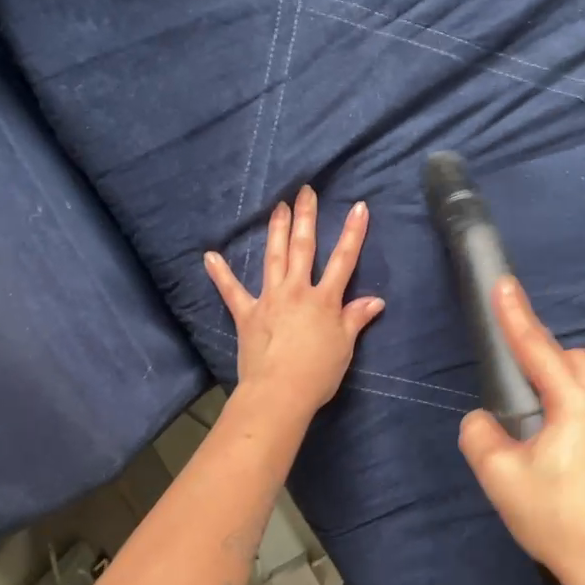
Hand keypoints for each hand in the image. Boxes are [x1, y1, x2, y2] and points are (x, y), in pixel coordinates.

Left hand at [204, 186, 384, 422]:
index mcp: (324, 299)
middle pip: (304, 248)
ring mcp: (269, 300)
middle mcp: (297, 291)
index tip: (358, 206)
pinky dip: (220, 274)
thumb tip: (375, 300)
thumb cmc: (318, 373)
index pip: (344, 259)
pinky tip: (209, 256)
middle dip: (306, 217)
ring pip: (274, 258)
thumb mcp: (344, 346)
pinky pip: (231, 291)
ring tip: (278, 207)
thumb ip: (356, 319)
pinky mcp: (246, 314)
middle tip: (305, 191)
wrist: (279, 393)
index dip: (353, 232)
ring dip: (276, 231)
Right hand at [458, 277, 584, 583]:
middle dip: (547, 358)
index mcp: (574, 404)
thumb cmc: (558, 521)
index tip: (504, 284)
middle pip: (575, 360)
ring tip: (548, 427)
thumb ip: (480, 437)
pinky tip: (578, 455)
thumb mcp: (501, 479)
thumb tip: (483, 421)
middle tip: (522, 388)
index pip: (538, 348)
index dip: (516, 315)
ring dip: (570, 387)